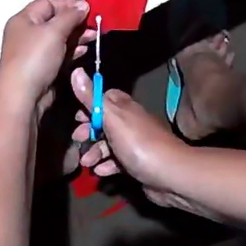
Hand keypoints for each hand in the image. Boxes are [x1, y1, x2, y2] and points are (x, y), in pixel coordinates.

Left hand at [0, 0, 94, 110]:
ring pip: (60, 37)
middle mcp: (28, 33)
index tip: (88, 9)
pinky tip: (84, 51)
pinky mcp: (43, 67)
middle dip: (76, 21)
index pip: (48, 3)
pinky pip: (60, 53)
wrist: (23, 96)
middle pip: (55, 20)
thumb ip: (70, 16)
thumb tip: (83, 5)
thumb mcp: (54, 31)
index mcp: (24, 19)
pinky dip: (72, 50)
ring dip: (77, 36)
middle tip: (94, 25)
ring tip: (93, 38)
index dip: (68, 3)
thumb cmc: (35, 58)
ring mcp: (35, 52)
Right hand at [68, 68, 198, 205]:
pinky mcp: (138, 163)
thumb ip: (92, 98)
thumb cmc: (139, 143)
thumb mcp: (113, 118)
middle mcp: (133, 123)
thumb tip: (76, 71)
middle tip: (78, 139)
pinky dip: (107, 165)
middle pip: (106, 122)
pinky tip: (100, 172)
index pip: (106, 98)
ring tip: (86, 163)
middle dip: (89, 131)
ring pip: (110, 143)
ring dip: (95, 151)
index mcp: (127, 108)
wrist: (170, 174)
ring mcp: (136, 144)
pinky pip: (118, 161)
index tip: (78, 116)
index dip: (90, 104)